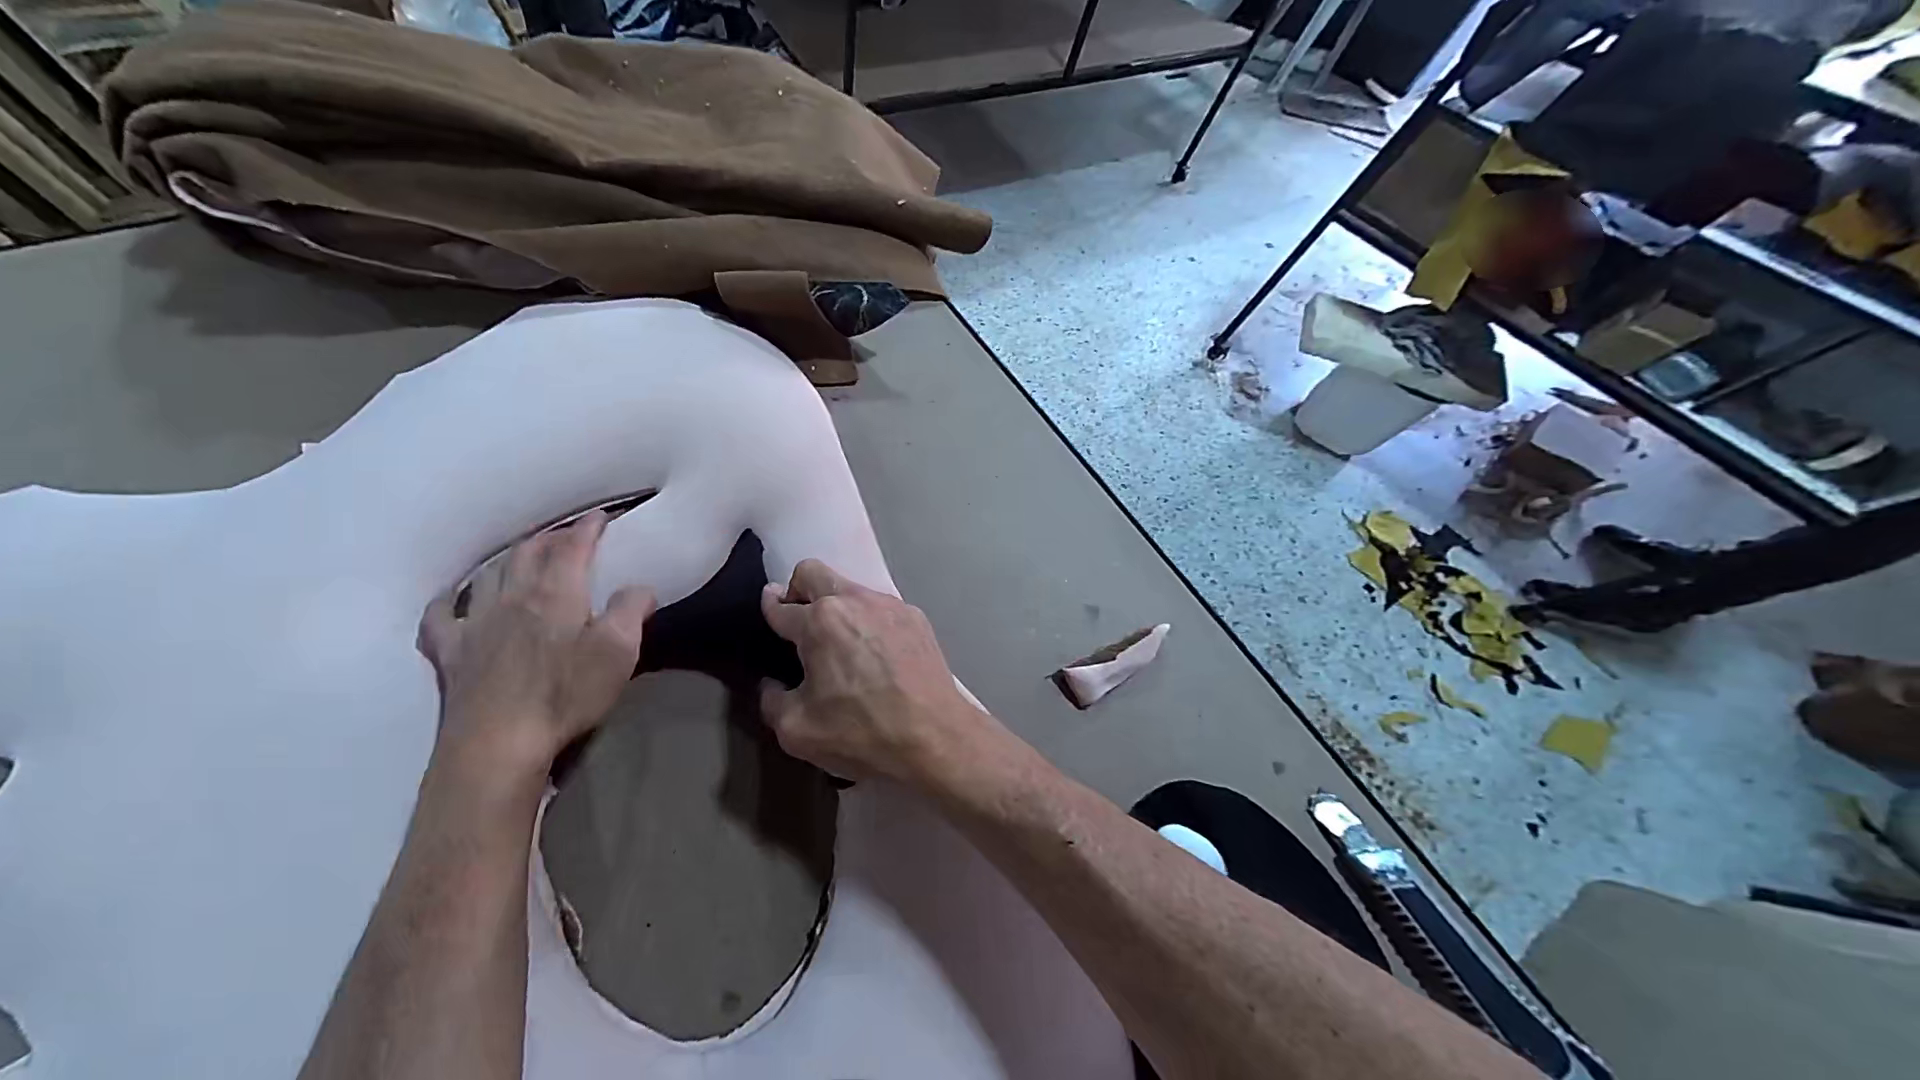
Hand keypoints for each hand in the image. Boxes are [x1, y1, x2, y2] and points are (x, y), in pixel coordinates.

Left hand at [418, 510, 655, 776]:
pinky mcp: (450, 652)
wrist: (498, 743)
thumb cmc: (567, 694)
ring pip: (489, 574)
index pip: (572, 547)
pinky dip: (450, 600)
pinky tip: (455, 600)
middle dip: (550, 537)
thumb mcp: (619, 651)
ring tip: (523, 557)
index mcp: (556, 592)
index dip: (587, 527)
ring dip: (509, 559)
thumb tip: (640, 586)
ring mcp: (474, 622)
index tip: (601, 517)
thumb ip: (632, 610)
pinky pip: (441, 615)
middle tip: (568, 537)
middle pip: (527, 552)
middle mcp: (512, 596)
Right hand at [759, 559, 988, 784]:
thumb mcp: (796, 730)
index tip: (769, 613)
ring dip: (837, 608)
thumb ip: (771, 699)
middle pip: (814, 573)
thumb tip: (773, 682)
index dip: (768, 609)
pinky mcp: (916, 619)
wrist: (936, 739)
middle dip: (799, 591)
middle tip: (800, 625)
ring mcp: (891, 606)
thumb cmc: (862, 734)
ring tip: (842, 647)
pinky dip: (869, 622)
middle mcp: (855, 601)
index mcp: (820, 621)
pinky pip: (880, 608)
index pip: (780, 605)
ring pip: (851, 589)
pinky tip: (876, 656)